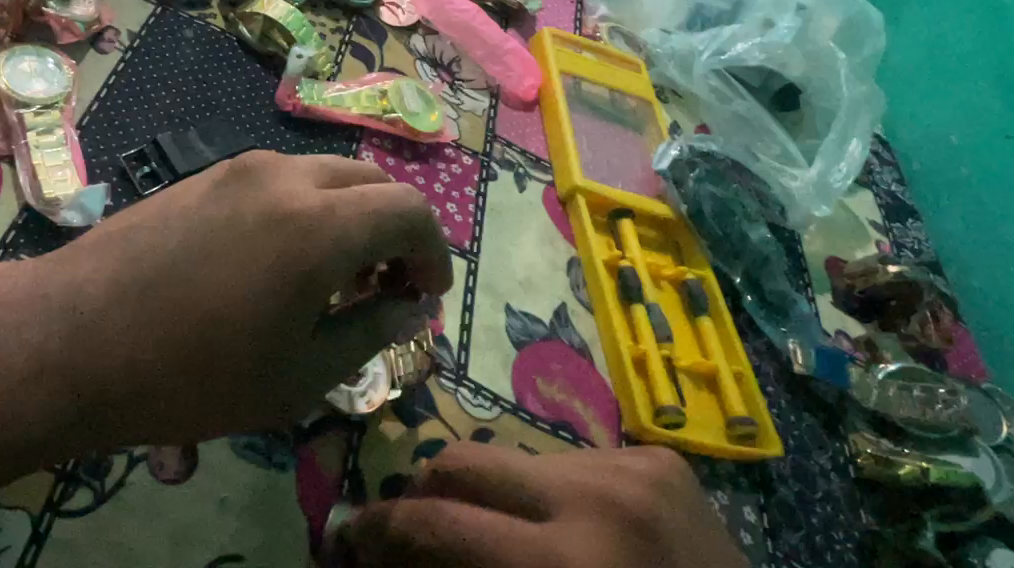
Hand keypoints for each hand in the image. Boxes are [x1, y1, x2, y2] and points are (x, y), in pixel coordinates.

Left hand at [24, 151, 450, 446]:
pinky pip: (278, 179)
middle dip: (393, 230)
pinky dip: (304, 207)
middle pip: (370, 182)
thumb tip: (406, 305)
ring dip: (347, 216)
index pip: (410, 210)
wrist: (71, 335)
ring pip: (323, 175)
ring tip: (329, 278)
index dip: (432, 252)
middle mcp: (284, 176)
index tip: (422, 296)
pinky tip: (275, 260)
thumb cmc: (191, 373)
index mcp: (319, 223)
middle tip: (382, 287)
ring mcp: (237, 168)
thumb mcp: (298, 376)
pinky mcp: (203, 175)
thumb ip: (369, 332)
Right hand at [336, 442, 747, 567]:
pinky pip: (569, 460)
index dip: (381, 532)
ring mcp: (636, 466)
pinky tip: (571, 531)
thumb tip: (388, 560)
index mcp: (571, 567)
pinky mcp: (660, 457)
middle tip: (412, 532)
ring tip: (501, 540)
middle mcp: (600, 498)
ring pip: (513, 457)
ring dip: (492, 499)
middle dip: (423, 497)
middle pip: (462, 462)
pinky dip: (552, 495)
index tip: (353, 540)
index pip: (437, 524)